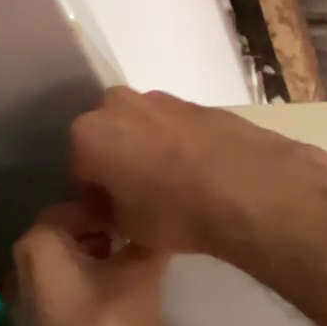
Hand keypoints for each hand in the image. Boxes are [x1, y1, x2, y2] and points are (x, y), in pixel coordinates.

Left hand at [11, 202, 168, 325]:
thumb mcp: (141, 276)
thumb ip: (147, 242)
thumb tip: (155, 227)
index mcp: (36, 244)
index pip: (74, 208)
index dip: (107, 211)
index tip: (136, 218)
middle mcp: (17, 267)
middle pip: (63, 237)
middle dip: (98, 236)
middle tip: (135, 241)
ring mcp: (18, 304)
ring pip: (59, 268)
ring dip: (90, 264)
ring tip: (128, 270)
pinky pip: (56, 296)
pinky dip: (80, 290)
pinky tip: (111, 302)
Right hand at [70, 86, 326, 256]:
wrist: (248, 186)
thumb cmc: (173, 211)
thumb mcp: (127, 227)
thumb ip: (107, 212)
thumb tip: (109, 206)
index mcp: (88, 134)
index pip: (78, 169)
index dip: (93, 197)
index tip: (109, 216)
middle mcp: (116, 105)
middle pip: (107, 138)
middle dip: (116, 164)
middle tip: (137, 198)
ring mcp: (158, 98)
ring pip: (139, 127)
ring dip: (146, 150)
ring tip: (172, 187)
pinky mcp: (194, 101)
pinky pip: (171, 126)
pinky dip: (176, 144)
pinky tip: (196, 174)